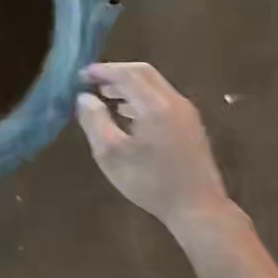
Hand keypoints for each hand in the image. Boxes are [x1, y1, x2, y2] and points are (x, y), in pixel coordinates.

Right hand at [75, 62, 232, 227]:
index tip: (81, 75)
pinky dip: (140, 97)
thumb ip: (95, 121)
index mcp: (155, 106)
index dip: (102, 71)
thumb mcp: (111, 154)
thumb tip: (84, 98)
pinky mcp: (190, 125)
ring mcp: (186, 113)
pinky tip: (127, 113)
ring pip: (154, 86)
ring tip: (104, 96)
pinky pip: (161, 99)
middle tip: (92, 81)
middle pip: (143, 74)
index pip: (126, 74)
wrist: (197, 207)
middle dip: (116, 73)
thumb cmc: (150, 181)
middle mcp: (174, 102)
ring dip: (128, 85)